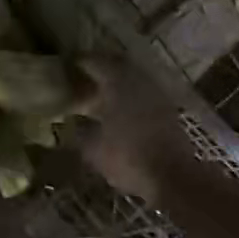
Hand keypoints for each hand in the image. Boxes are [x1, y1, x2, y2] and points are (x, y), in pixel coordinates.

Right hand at [68, 55, 200, 203]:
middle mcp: (140, 80)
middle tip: (82, 77)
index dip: (78, 62)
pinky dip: (131, 96)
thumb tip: (70, 122)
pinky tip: (121, 110)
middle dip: (99, 68)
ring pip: (133, 78)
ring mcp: (158, 94)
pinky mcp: (169, 110)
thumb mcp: (93, 148)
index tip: (65, 66)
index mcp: (118, 82)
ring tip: (100, 94)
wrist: (173, 176)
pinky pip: (144, 93)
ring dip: (117, 82)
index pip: (94, 61)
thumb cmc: (128, 158)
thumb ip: (79, 131)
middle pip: (117, 65)